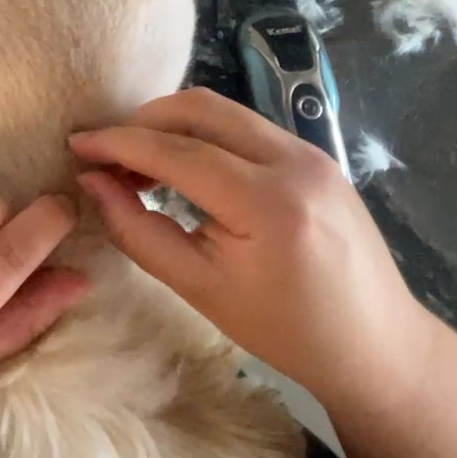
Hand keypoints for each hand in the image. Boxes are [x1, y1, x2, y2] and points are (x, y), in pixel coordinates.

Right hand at [68, 88, 441, 416]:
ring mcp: (310, 150)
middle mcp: (293, 160)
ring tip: (139, 161)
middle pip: (197, 108)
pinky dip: (201, 132)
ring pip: (219, 108)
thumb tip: (91, 182)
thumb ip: (136, 230)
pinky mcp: (314, 153)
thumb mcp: (200, 288)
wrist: (380, 348)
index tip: (76, 144)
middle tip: (107, 155)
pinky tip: (183, 164)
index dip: (117, 142)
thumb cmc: (287, 330)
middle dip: (141, 122)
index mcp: (269, 202)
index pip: (175, 150)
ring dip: (170, 123)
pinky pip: (242, 123)